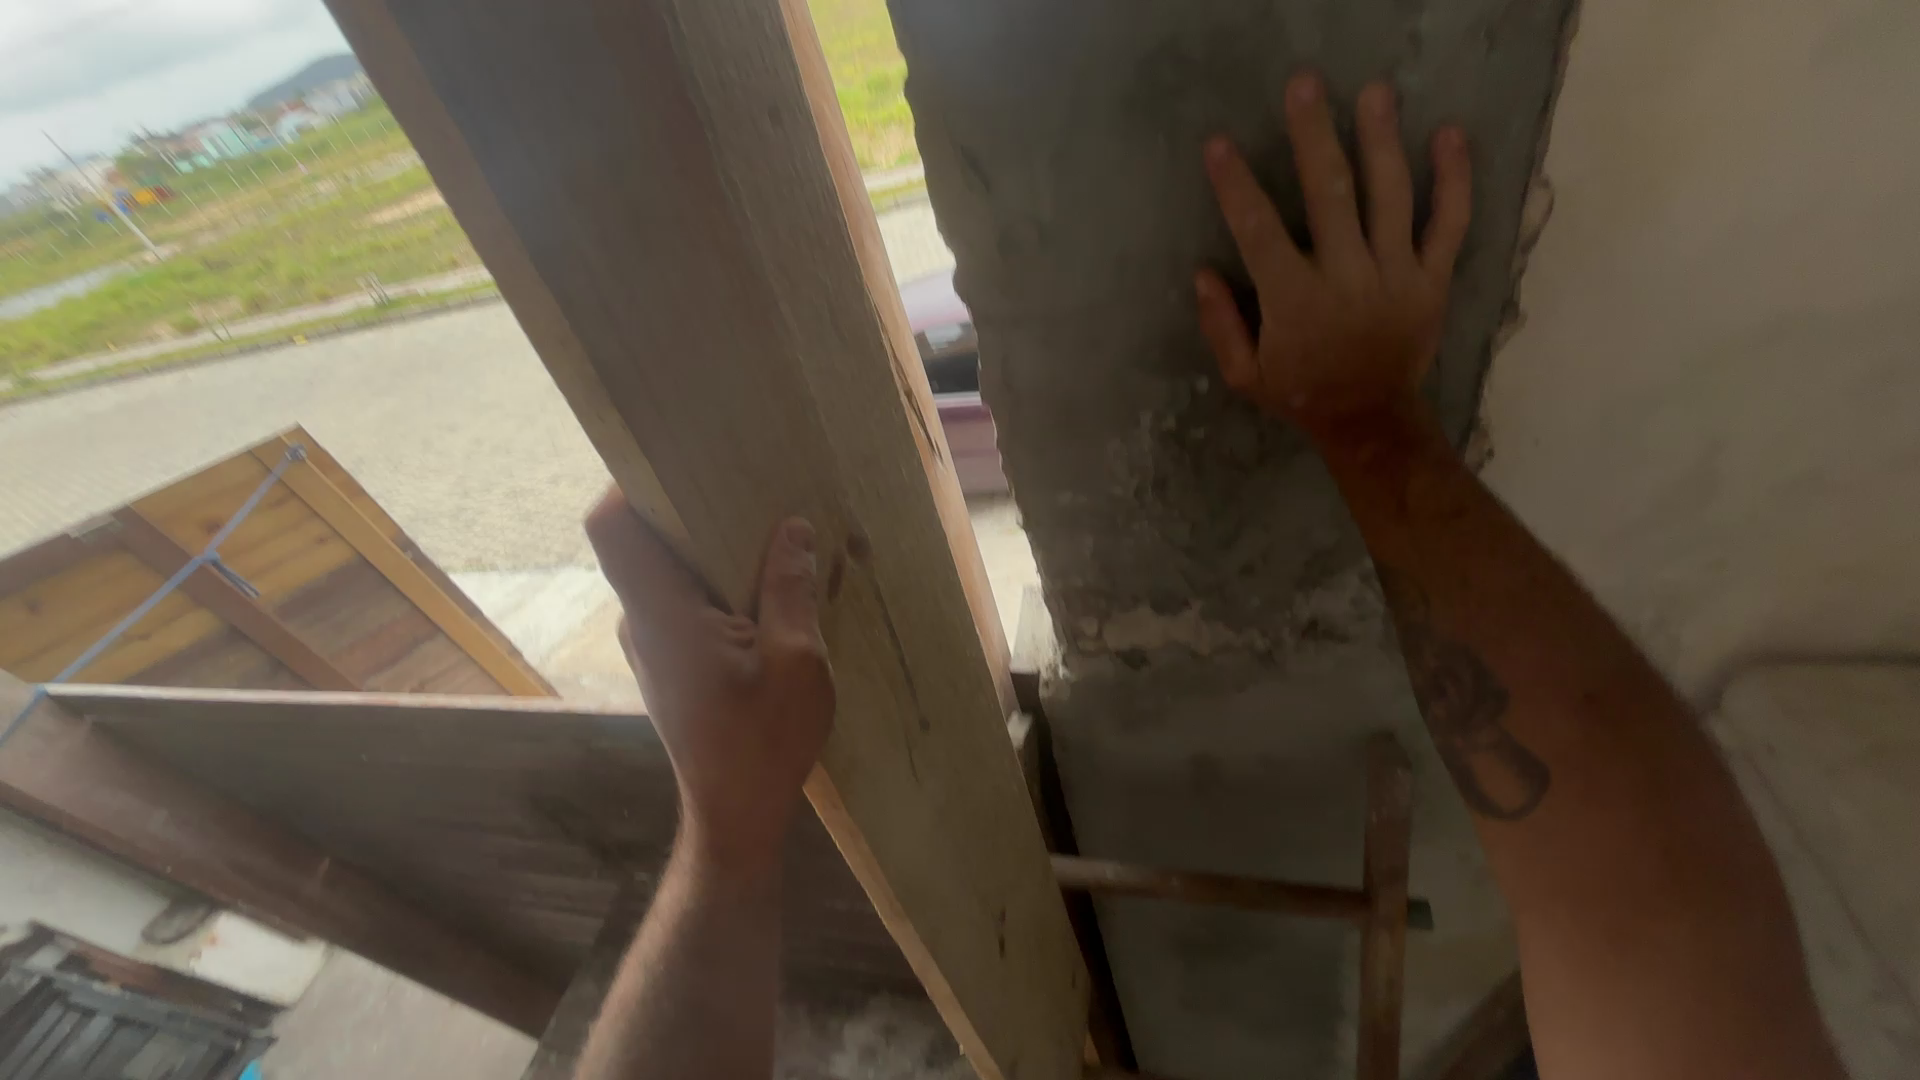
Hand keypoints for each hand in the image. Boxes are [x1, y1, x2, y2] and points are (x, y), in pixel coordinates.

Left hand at [584, 488, 834, 874]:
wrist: (736, 814)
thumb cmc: (764, 741)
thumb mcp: (797, 660)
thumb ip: (790, 587)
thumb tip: (793, 528)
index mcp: (662, 613)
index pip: (611, 527)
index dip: (631, 482)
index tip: (683, 459)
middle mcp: (643, 621)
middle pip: (644, 542)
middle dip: (695, 511)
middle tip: (755, 492)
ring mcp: (653, 644)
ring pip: (669, 573)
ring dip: (714, 552)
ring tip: (773, 539)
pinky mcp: (670, 662)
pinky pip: (684, 603)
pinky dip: (718, 586)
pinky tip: (768, 594)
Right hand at [1196, 73, 1471, 445]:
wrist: (1369, 419)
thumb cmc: (1299, 394)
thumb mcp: (1244, 375)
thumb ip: (1221, 326)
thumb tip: (1204, 273)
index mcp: (1294, 301)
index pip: (1258, 232)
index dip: (1236, 187)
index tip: (1218, 146)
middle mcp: (1345, 277)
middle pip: (1329, 195)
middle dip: (1314, 137)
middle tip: (1304, 86)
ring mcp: (1395, 274)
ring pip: (1390, 196)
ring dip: (1381, 140)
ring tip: (1373, 93)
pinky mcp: (1432, 279)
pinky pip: (1450, 223)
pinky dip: (1454, 179)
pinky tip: (1449, 135)